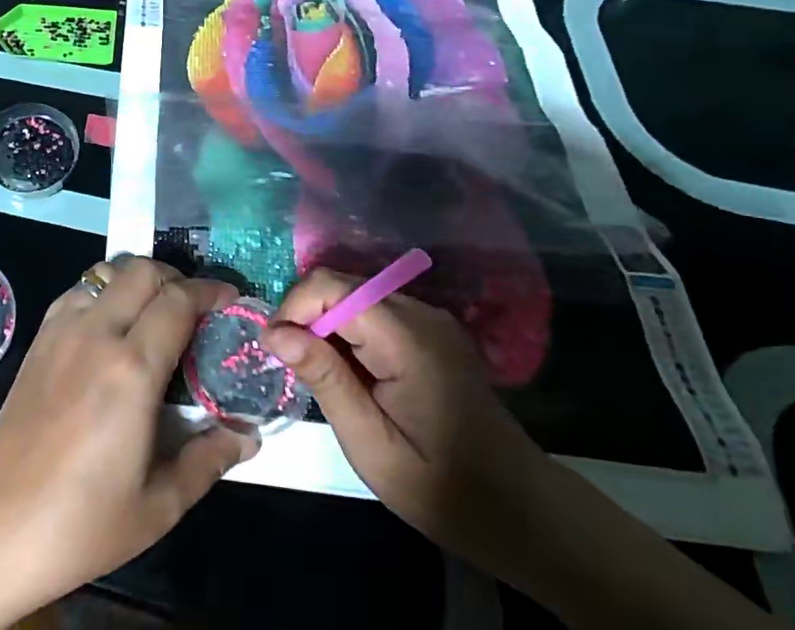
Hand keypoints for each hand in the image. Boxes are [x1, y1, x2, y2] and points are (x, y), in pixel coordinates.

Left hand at [0, 257, 255, 629]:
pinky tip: (112, 328)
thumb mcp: (162, 502)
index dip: (211, 291)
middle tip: (198, 309)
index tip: (232, 301)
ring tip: (156, 315)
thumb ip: (209, 457)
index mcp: (131, 368)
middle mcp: (95, 333)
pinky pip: (77, 293)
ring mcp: (60, 331)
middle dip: (176, 278)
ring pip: (105, 273)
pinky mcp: (37, 339)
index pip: (178, 300)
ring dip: (138, 281)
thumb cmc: (85, 520)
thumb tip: (246, 433)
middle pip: (140, 271)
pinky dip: (104, 292)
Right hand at [262, 270, 779, 629]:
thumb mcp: (371, 444)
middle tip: (294, 366)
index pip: (330, 287)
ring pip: (351, 293)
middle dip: (303, 316)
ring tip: (319, 372)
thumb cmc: (442, 486)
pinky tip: (348, 371)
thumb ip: (325, 379)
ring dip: (322, 323)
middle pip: (339, 284)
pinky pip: (370, 310)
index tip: (278, 353)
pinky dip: (344, 329)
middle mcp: (420, 314)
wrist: (520, 510)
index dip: (293, 309)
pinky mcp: (429, 331)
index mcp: (408, 339)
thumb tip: (274, 332)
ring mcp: (429, 320)